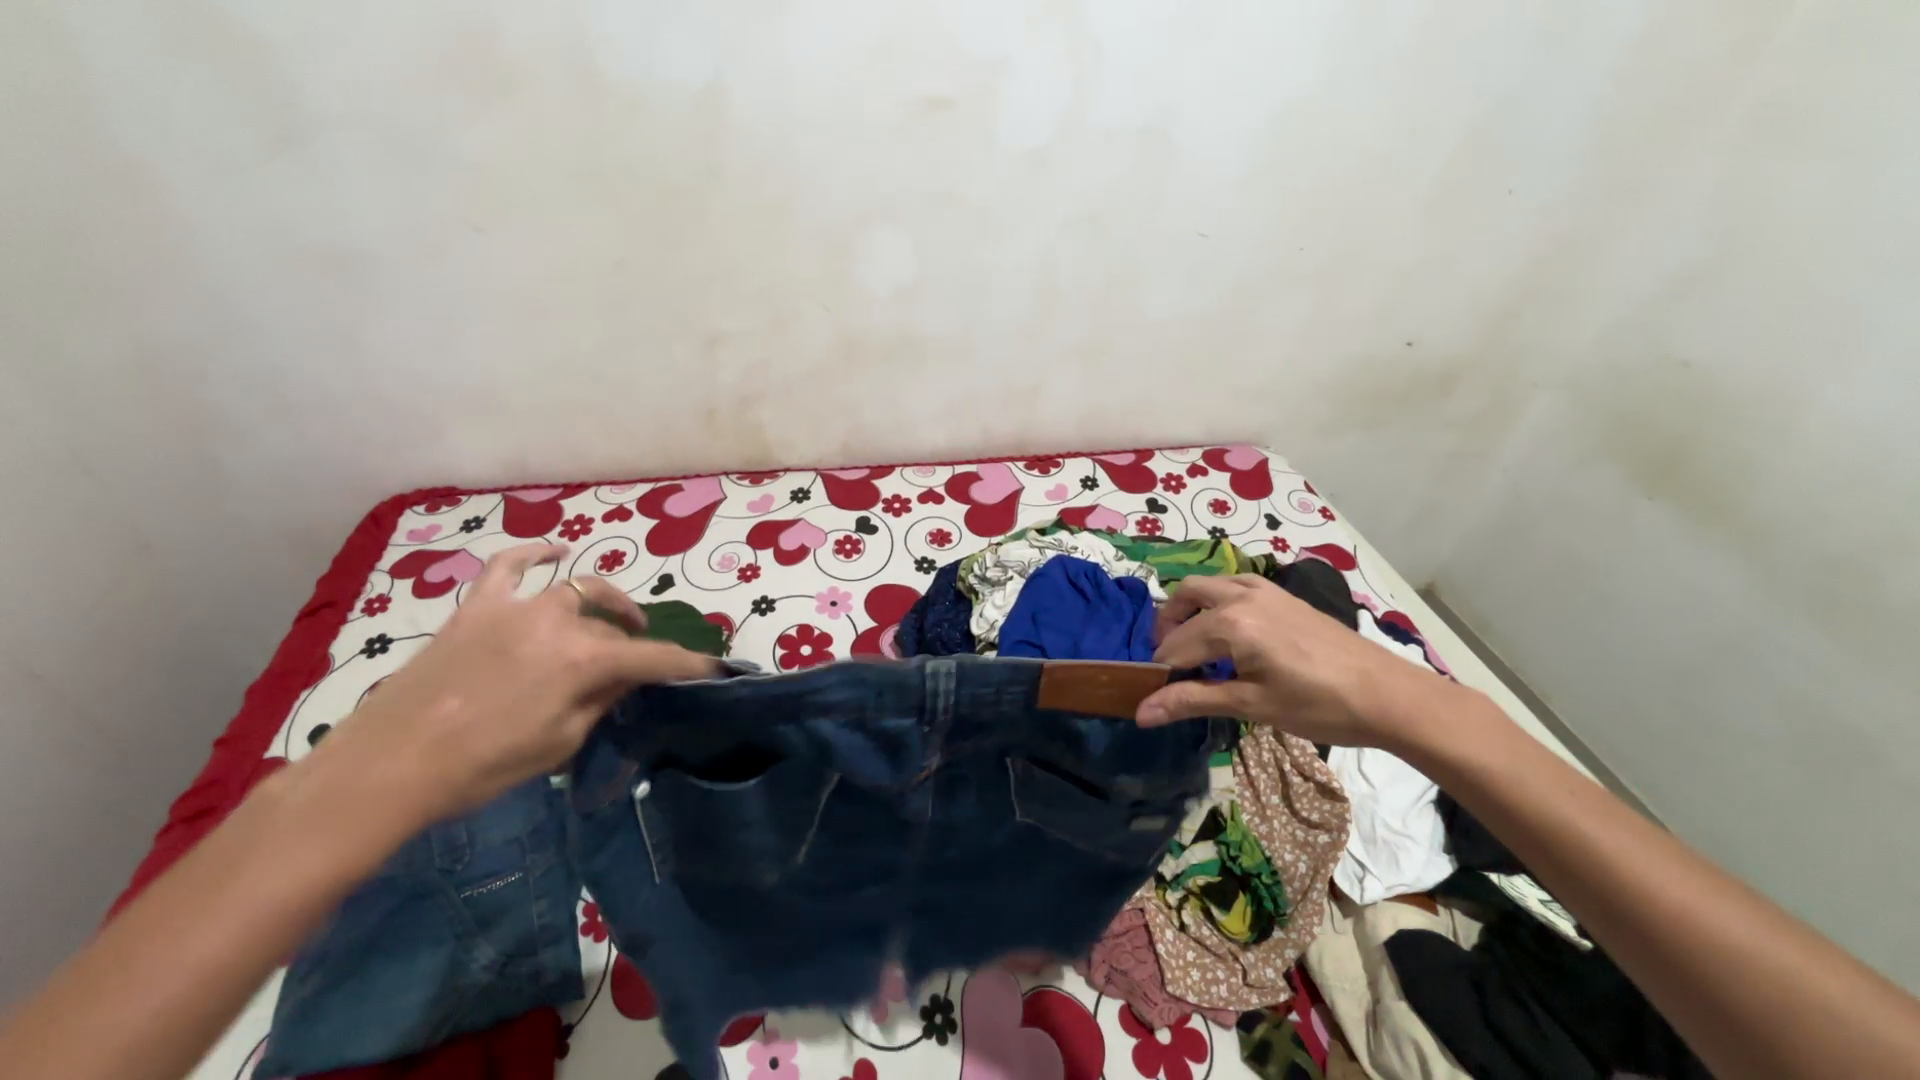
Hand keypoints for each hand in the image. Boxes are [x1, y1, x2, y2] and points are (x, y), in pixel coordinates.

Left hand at [313, 542, 718, 820]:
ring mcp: (516, 607)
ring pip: (577, 590)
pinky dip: (535, 554)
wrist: (392, 763)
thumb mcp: (560, 742)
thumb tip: (627, 679)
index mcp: (585, 661)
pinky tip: (553, 551)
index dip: (688, 665)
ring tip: (615, 618)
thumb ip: (601, 702)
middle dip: (634, 647)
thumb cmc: (483, 765)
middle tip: (639, 669)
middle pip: (612, 628)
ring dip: (605, 603)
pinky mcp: (477, 607)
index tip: (713, 669)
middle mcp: (558, 622)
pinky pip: (510, 566)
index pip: (654, 659)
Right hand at [1134, 573, 1454, 747]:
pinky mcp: (1285, 597)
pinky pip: (1237, 587)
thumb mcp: (1251, 705)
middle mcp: (1242, 595)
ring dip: (1192, 610)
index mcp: (1230, 622)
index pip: (1176, 645)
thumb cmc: (1318, 704)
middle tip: (1169, 666)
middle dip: (1168, 629)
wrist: (1387, 694)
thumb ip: (1193, 700)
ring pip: (1211, 586)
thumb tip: (1141, 713)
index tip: (1155, 697)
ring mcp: (1266, 591)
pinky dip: (1219, 604)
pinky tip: (1232, 636)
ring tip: (1195, 649)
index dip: (1160, 673)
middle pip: (1185, 598)